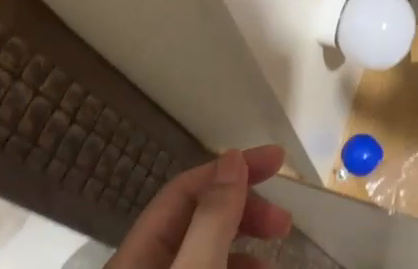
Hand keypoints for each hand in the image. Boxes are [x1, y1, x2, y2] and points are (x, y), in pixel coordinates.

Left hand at [108, 146, 291, 268]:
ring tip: (274, 257)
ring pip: (207, 252)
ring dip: (245, 244)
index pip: (184, 191)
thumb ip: (214, 218)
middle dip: (245, 210)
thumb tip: (232, 159)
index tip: (277, 160)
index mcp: (133, 256)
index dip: (230, 170)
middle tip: (284, 221)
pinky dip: (237, 268)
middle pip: (198, 221)